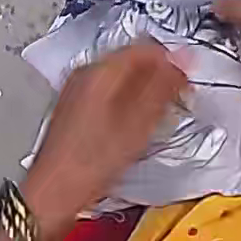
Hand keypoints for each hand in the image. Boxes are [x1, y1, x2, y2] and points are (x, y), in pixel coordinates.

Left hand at [23, 43, 187, 233]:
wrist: (54, 191)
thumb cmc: (92, 161)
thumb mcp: (139, 123)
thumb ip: (163, 87)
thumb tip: (183, 60)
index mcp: (100, 71)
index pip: (146, 48)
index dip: (172, 64)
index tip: (185, 85)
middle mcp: (85, 74)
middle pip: (132, 61)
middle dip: (157, 79)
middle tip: (173, 103)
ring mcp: (76, 91)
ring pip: (120, 78)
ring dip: (142, 93)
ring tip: (152, 120)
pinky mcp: (72, 109)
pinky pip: (107, 94)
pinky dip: (125, 105)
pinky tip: (129, 129)